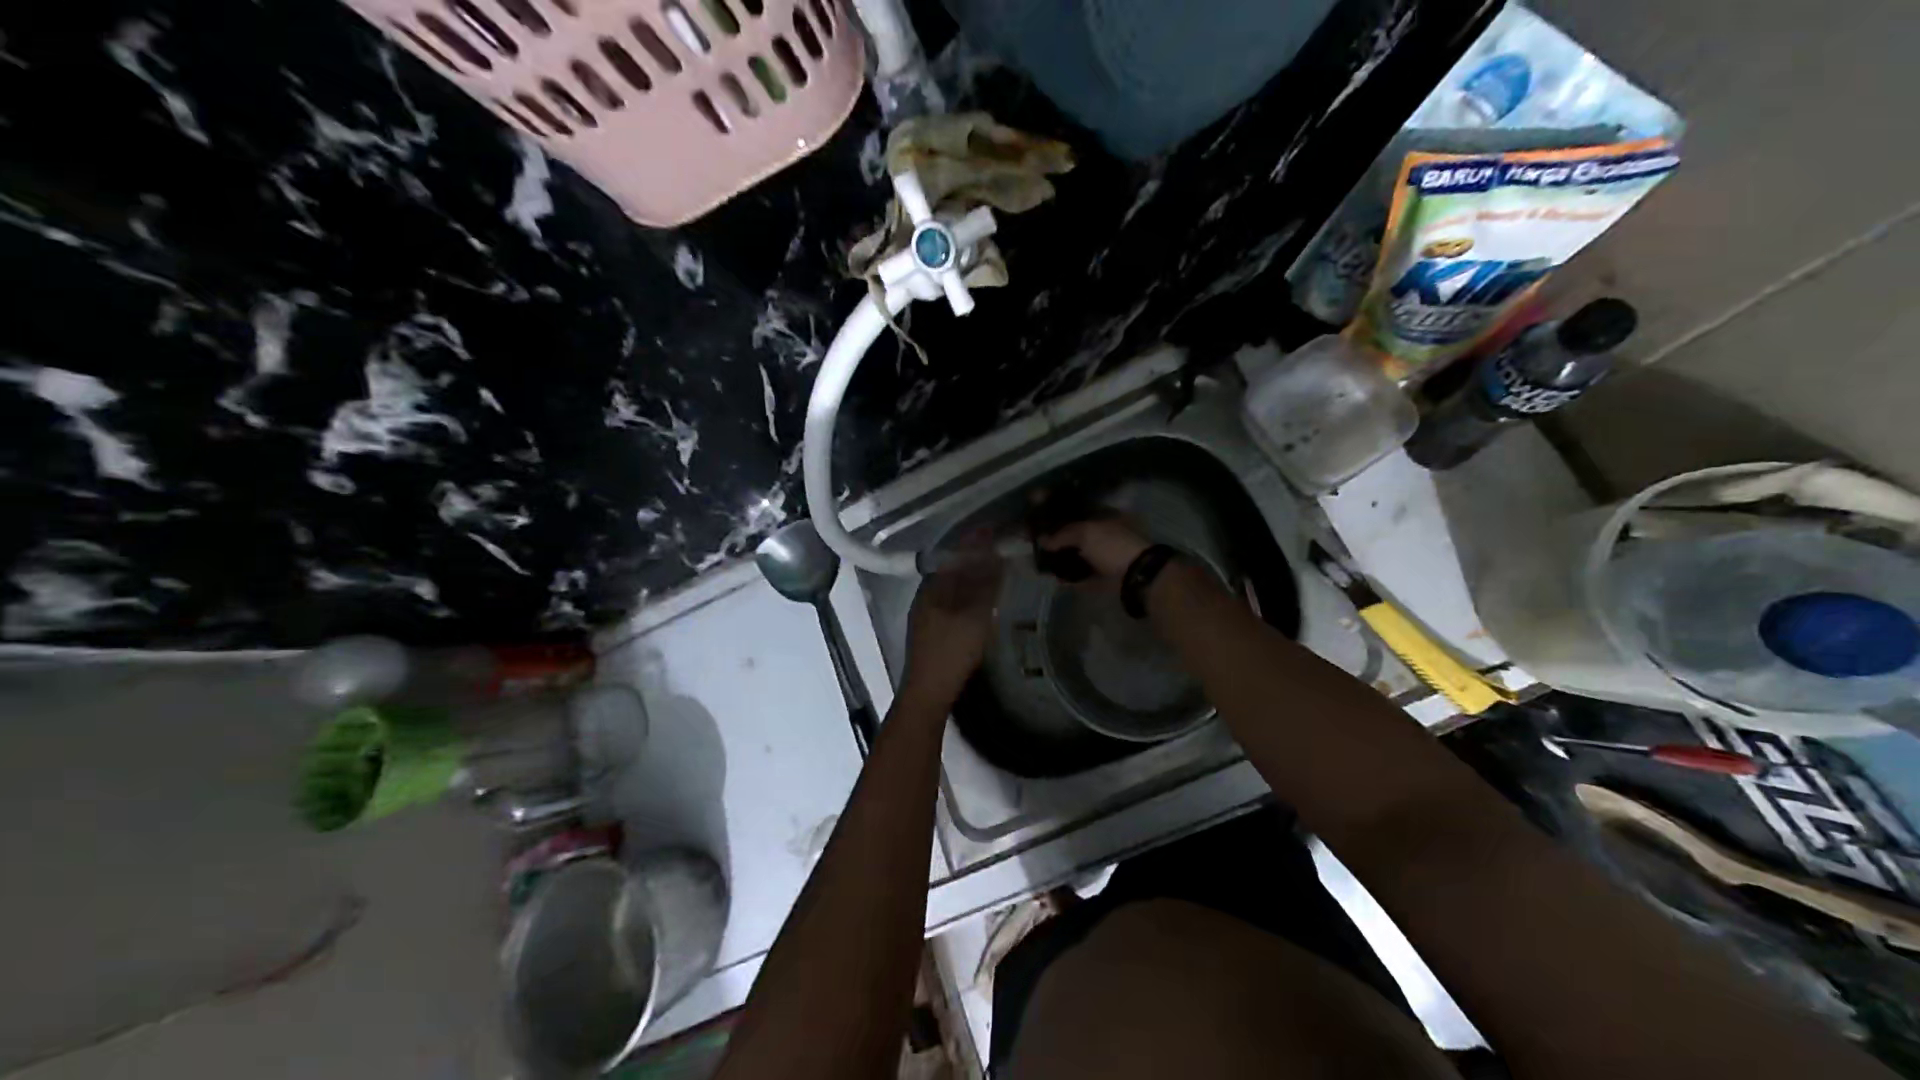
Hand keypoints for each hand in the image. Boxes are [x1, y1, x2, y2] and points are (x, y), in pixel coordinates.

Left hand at [904, 555, 1002, 703]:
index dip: (974, 543)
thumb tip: (996, 556)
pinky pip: (952, 602)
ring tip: (995, 572)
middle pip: (951, 570)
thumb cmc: (952, 651)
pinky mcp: (931, 632)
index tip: (994, 531)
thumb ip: (985, 585)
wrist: (929, 693)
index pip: (953, 555)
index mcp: (931, 589)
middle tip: (999, 550)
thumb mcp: (975, 616)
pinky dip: (968, 596)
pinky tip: (982, 602)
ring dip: (972, 578)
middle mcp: (925, 597)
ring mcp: (926, 616)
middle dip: (974, 559)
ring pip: (951, 587)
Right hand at [1037, 517, 1150, 585]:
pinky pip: (1085, 578)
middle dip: (1060, 541)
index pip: (1078, 515)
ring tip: (1045, 564)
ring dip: (1065, 561)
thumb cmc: (1112, 546)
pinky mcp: (1105, 578)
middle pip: (1078, 537)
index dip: (1060, 518)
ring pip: (1080, 557)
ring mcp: (1106, 558)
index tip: (1043, 524)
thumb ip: (1062, 535)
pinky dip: (1073, 580)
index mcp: (1104, 519)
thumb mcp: (1085, 534)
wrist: (1136, 576)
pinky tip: (1057, 581)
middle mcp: (1105, 536)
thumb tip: (1043, 540)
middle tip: (1040, 546)